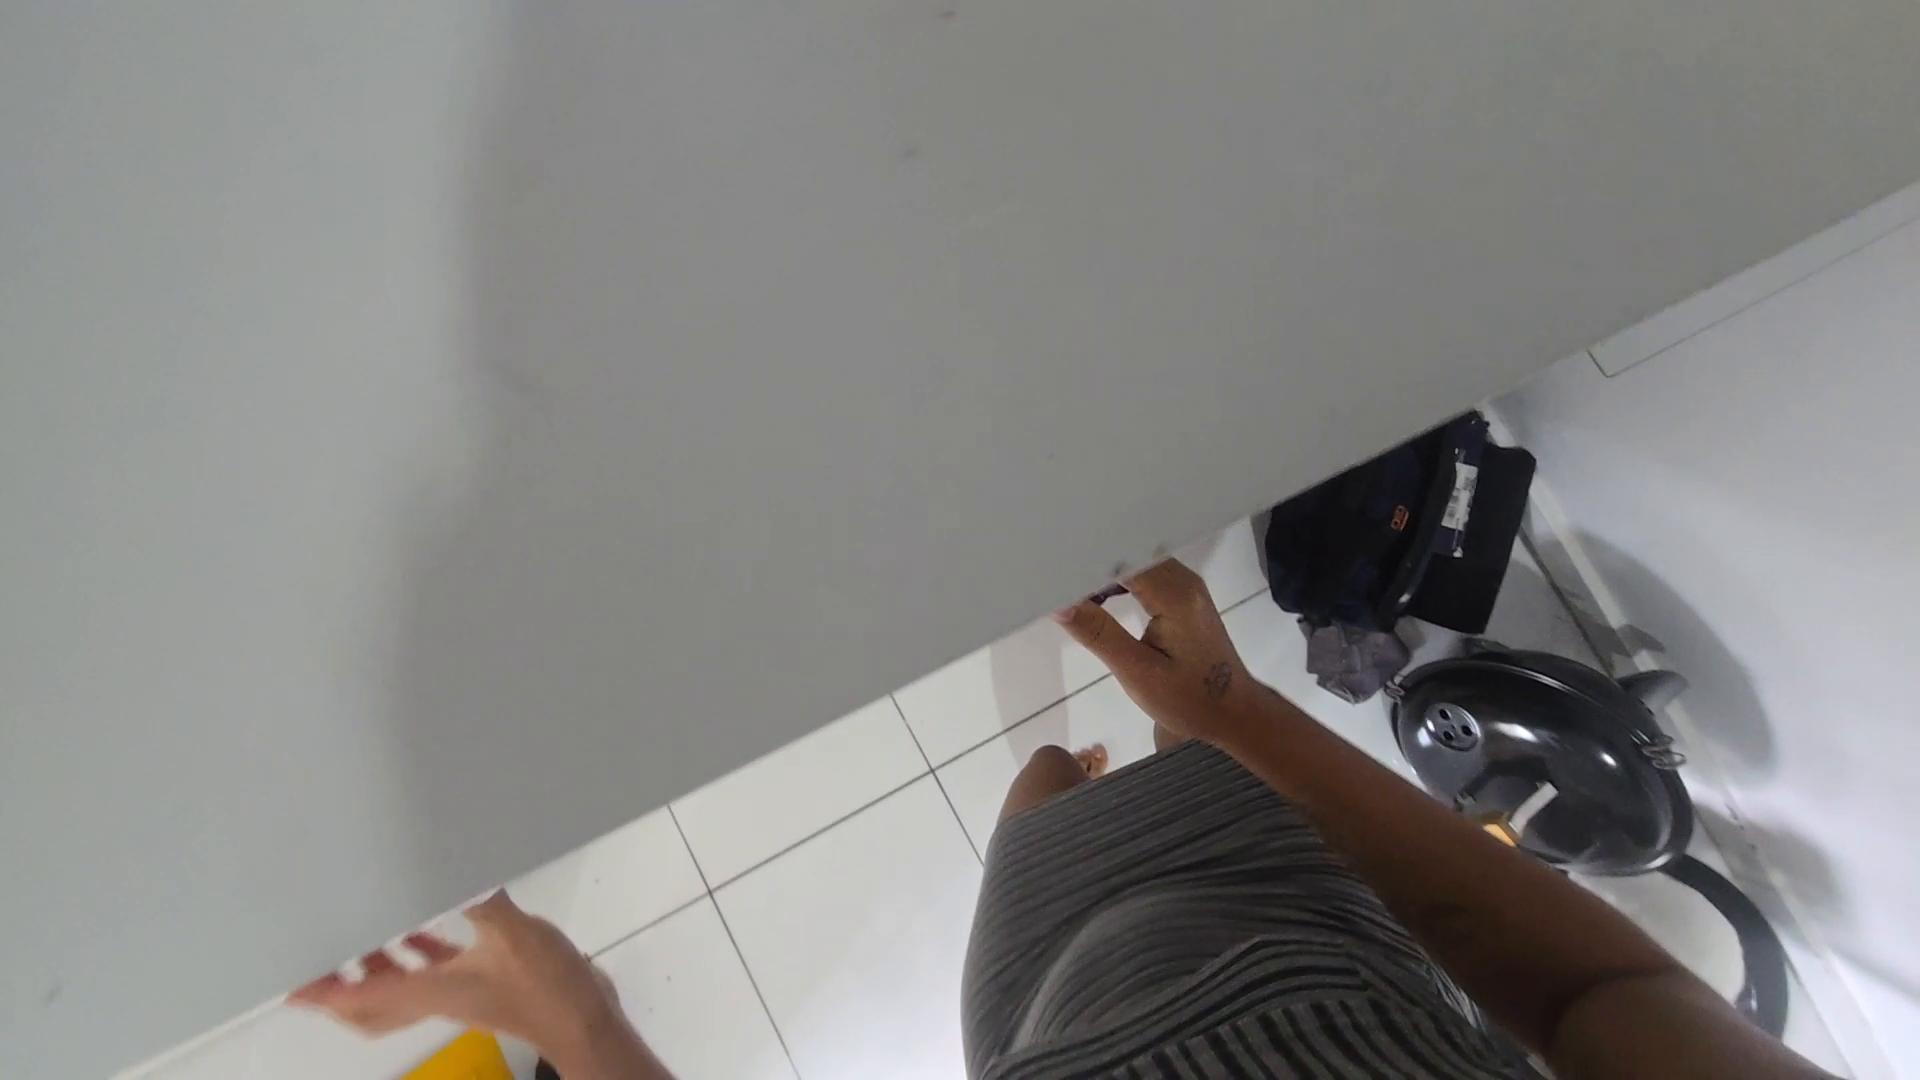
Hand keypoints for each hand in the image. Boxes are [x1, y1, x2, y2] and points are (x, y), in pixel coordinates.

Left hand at [289, 891, 627, 1064]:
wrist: (578, 1017)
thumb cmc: (542, 983)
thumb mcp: (515, 935)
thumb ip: (485, 902)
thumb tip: (462, 868)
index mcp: (432, 991)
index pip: (364, 996)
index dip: (326, 992)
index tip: (292, 987)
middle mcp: (435, 998)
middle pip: (371, 1007)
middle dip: (343, 989)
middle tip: (327, 960)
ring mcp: (459, 995)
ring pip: (399, 992)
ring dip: (379, 969)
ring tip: (373, 935)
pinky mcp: (482, 986)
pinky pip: (432, 977)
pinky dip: (421, 958)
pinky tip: (432, 931)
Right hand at [1052, 558, 1260, 741]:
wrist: (1235, 714)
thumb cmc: (1189, 700)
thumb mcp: (1137, 672)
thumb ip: (1098, 633)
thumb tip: (1058, 604)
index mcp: (1174, 595)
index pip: (1122, 558)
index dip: (1086, 559)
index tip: (1052, 565)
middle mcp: (1183, 580)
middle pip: (1128, 551)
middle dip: (1089, 560)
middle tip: (1052, 572)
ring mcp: (1186, 586)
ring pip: (1135, 559)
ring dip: (1102, 570)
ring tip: (1068, 585)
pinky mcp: (1183, 595)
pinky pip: (1144, 572)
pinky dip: (1117, 579)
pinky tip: (1097, 596)